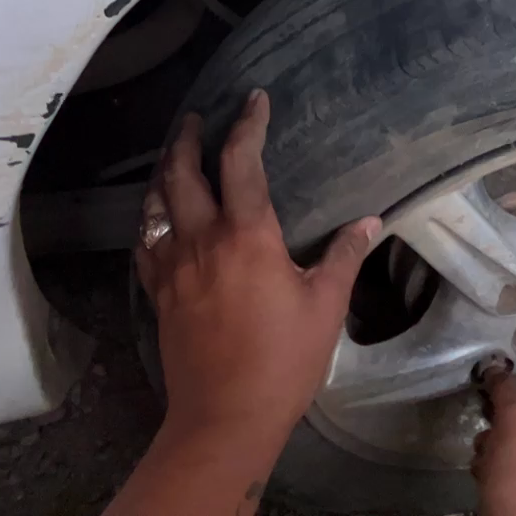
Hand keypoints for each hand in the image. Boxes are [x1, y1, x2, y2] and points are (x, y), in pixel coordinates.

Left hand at [136, 90, 381, 449]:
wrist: (225, 417)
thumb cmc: (283, 358)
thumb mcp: (325, 305)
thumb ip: (344, 256)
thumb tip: (370, 221)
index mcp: (247, 234)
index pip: (242, 160)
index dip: (248, 123)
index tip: (254, 98)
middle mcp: (203, 239)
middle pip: (182, 172)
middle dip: (187, 137)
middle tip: (194, 117)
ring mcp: (174, 265)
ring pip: (156, 203)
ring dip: (164, 171)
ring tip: (172, 154)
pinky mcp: (159, 292)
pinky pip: (145, 243)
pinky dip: (150, 219)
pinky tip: (155, 216)